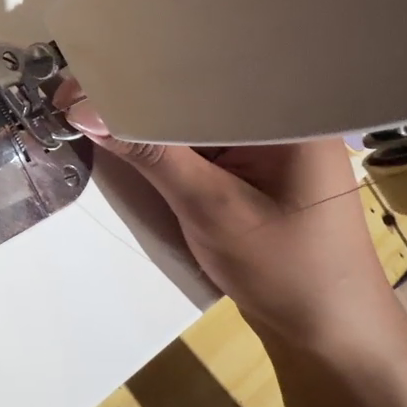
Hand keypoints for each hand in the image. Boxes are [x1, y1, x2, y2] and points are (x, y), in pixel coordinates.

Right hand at [57, 79, 398, 348]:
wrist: (331, 337)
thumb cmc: (286, 271)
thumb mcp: (209, 207)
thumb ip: (149, 154)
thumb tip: (81, 110)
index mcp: (292, 110)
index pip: (206, 70)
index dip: (144, 68)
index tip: (85, 76)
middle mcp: (282, 114)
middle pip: (197, 86)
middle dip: (136, 89)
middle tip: (75, 94)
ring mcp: (267, 141)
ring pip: (192, 112)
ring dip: (145, 115)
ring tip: (88, 108)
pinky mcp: (252, 164)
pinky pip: (198, 138)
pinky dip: (161, 139)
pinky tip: (124, 135)